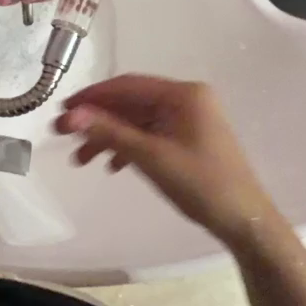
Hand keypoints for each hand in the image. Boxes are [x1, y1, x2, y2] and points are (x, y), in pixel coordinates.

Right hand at [55, 76, 286, 249]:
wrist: (244, 220)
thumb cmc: (201, 184)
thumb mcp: (151, 157)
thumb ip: (110, 133)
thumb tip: (71, 116)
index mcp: (183, 93)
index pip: (127, 85)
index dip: (91, 97)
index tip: (61, 111)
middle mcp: (186, 99)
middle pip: (130, 102)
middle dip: (97, 120)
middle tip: (63, 136)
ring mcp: (188, 119)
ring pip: (137, 121)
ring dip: (109, 136)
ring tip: (81, 160)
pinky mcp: (188, 138)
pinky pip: (150, 134)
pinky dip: (128, 146)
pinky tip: (112, 165)